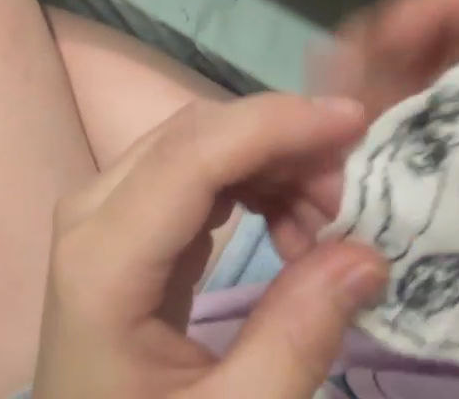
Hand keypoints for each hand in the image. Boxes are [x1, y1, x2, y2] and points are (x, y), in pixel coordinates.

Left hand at [32, 94, 386, 398]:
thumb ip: (297, 337)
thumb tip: (368, 253)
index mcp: (103, 260)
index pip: (190, 155)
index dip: (273, 126)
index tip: (356, 121)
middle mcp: (90, 213)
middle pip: (190, 137)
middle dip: (282, 145)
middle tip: (357, 199)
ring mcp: (99, 213)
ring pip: (192, 147)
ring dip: (270, 166)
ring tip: (330, 231)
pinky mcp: (120, 226)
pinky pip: (188, 176)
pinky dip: (249, 187)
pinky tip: (291, 233)